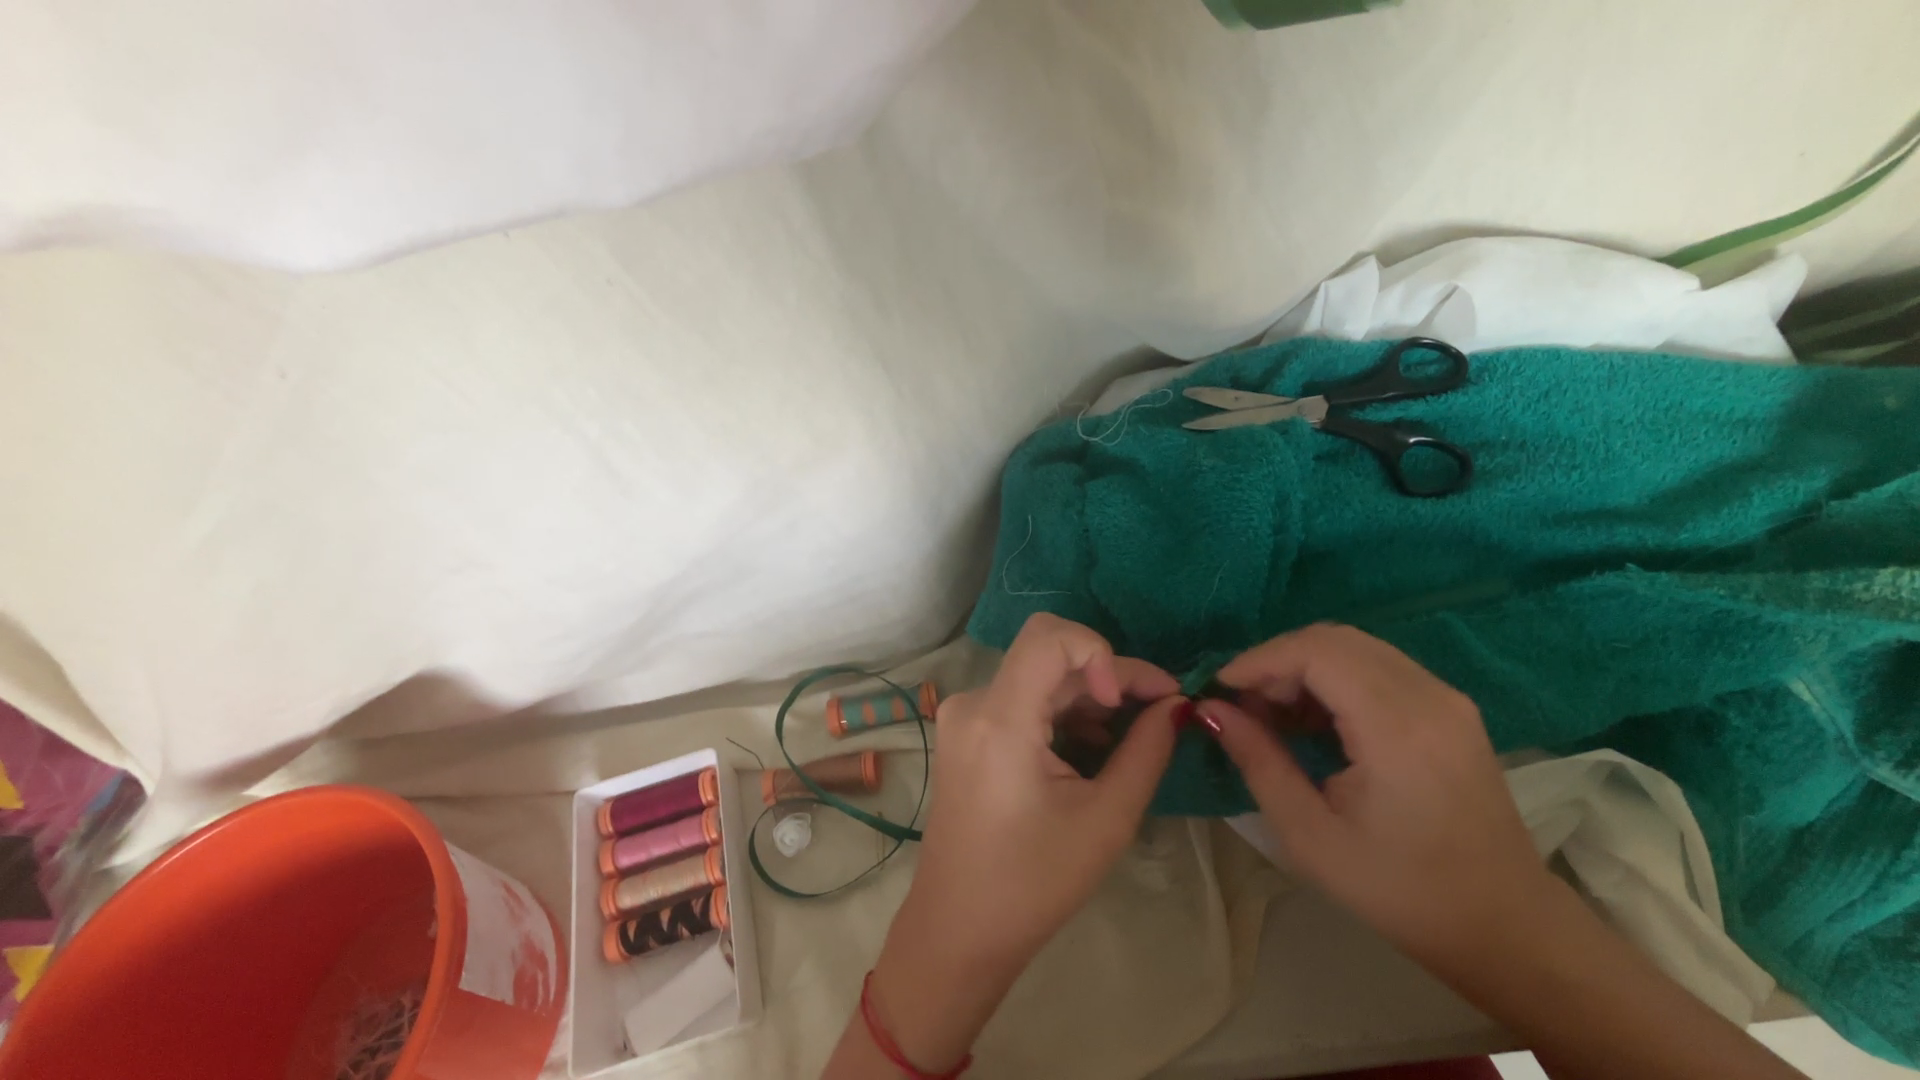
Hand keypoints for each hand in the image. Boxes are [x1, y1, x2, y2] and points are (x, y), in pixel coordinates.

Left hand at [844, 614, 1181, 1075]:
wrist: (960, 929)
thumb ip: (1146, 750)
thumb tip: (1176, 705)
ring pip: (1039, 677)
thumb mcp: (1106, 818)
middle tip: (1163, 709)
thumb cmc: (1034, 883)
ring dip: (1089, 696)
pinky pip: (1022, 701)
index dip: (1102, 653)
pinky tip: (1095, 748)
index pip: (1050, 636)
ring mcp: (964, 718)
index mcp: (999, 719)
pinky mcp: (966, 735)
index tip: (1128, 703)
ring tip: (1133, 737)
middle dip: (1110, 677)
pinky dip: (1062, 713)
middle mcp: (973, 704)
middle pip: (1050, 657)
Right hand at [1198, 623, 1555, 972]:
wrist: (1500, 923)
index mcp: (1397, 728)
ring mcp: (1448, 699)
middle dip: (1278, 661)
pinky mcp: (1452, 709)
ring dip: (1306, 667)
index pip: (1317, 651)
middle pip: (1336, 639)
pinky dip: (1337, 677)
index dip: (1260, 659)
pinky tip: (1315, 719)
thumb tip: (1210, 709)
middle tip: (1244, 704)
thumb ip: (1258, 760)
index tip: (1219, 690)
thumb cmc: (1397, 888)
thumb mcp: (1309, 834)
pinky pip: (1381, 666)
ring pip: (1358, 647)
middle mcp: (1429, 696)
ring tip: (1273, 713)